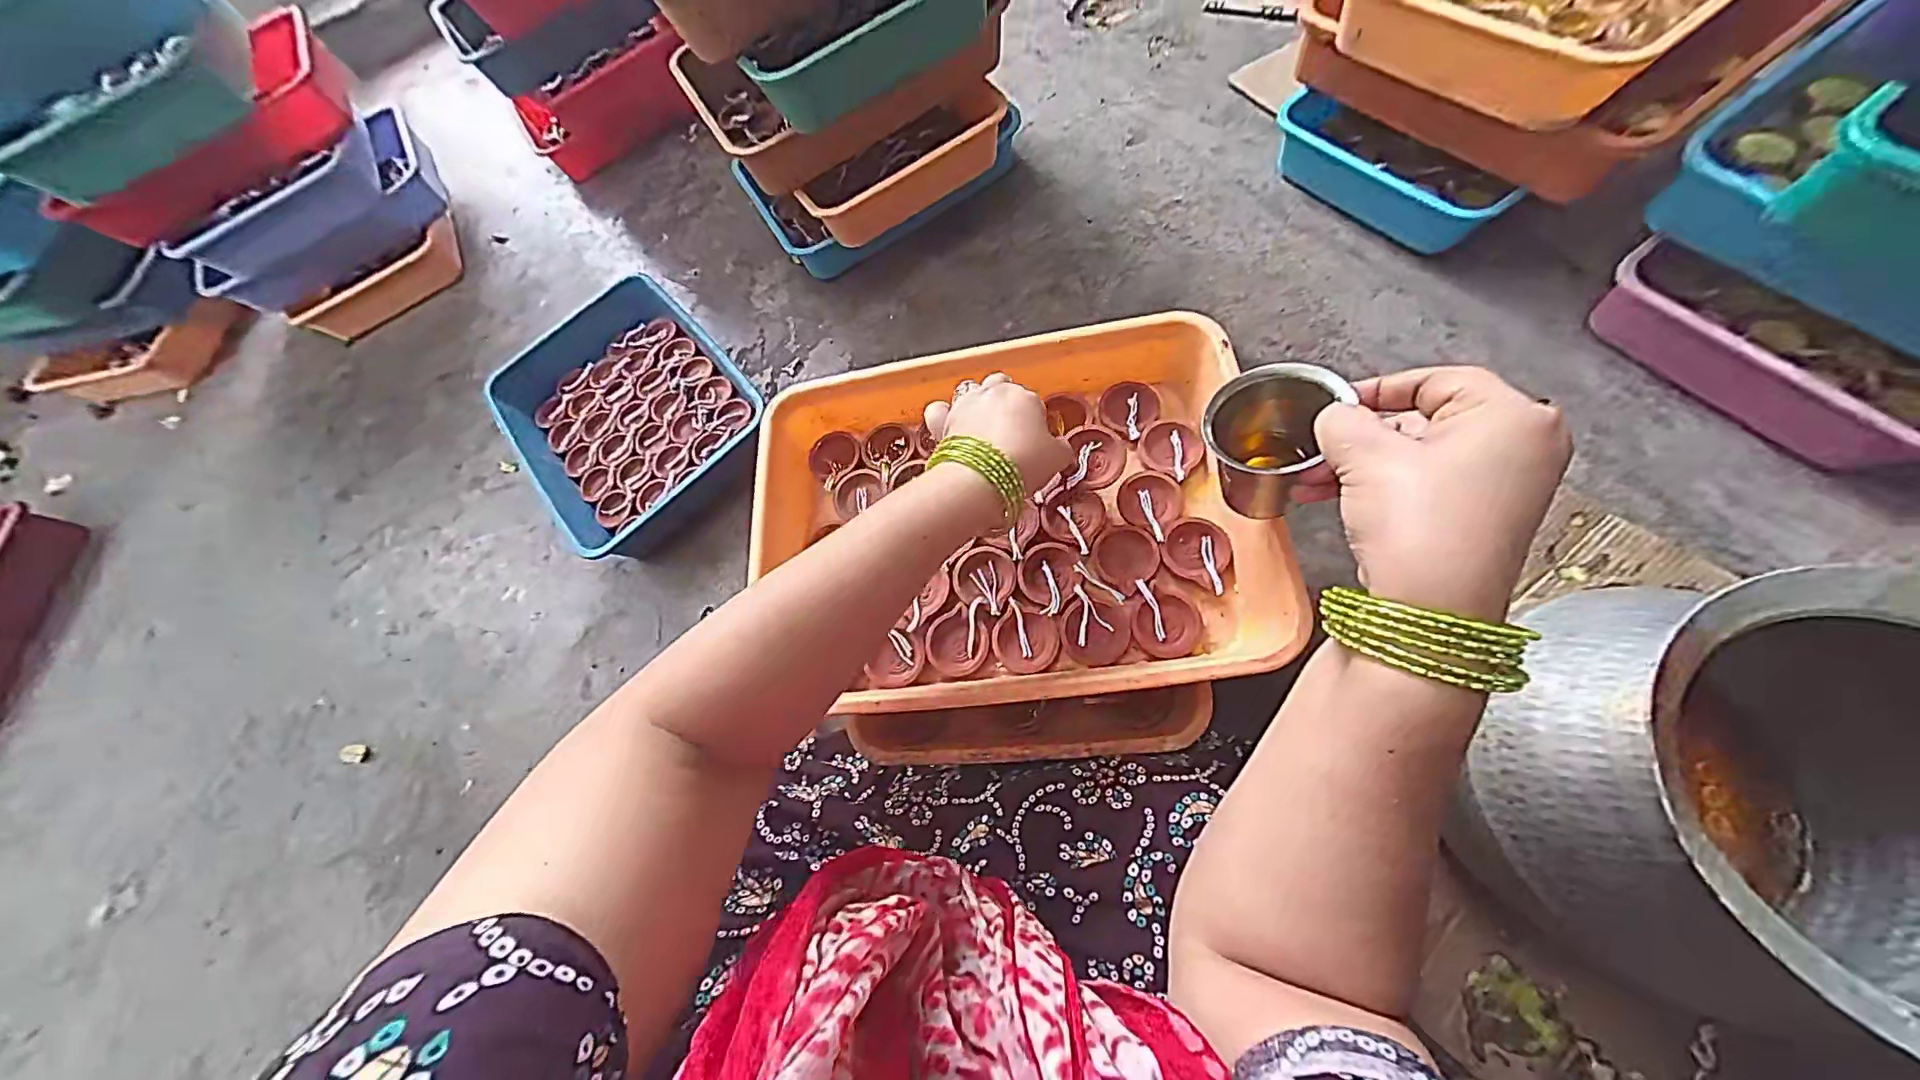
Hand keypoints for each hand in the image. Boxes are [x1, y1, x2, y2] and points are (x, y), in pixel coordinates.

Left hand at [924, 373, 1073, 494]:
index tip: (1035, 442)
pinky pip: (939, 410)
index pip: (1034, 403)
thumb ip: (1060, 448)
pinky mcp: (942, 421)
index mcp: (1025, 396)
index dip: (1035, 423)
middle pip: (1002, 386)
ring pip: (970, 391)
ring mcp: (966, 404)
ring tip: (983, 428)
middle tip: (1010, 430)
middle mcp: (993, 393)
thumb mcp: (1057, 458)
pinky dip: (943, 416)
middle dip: (1006, 403)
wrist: (983, 478)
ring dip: (976, 405)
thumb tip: (1061, 450)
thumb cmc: (1021, 464)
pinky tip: (948, 426)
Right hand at [1293, 367, 1571, 621]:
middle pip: (1422, 419)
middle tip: (1320, 448)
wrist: (1429, 613)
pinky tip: (1335, 494)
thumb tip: (1334, 415)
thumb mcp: (1367, 458)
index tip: (1338, 404)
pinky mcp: (1476, 517)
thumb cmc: (1422, 535)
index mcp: (1514, 418)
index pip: (1435, 380)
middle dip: (1359, 436)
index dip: (1377, 389)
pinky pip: (1419, 484)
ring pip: (1414, 455)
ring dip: (1357, 463)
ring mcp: (1501, 487)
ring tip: (1316, 476)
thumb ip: (1343, 420)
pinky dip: (1376, 485)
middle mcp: (1520, 448)